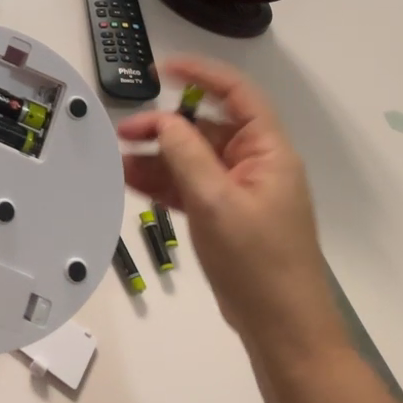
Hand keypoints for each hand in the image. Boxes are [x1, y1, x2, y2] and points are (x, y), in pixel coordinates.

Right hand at [119, 57, 341, 357]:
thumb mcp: (216, 203)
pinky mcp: (225, 214)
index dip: (201, 74)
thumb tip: (163, 119)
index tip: (162, 69)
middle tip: (125, 132)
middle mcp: (255, 163)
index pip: (237, 94)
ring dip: (157, 156)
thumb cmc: (257, 263)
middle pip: (206, 127)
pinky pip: (189, 184)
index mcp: (267, 152)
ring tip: (119, 160)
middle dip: (165, 126)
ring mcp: (239, 190)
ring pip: (192, 157)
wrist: (283, 332)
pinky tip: (131, 180)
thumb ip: (186, 154)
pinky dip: (162, 181)